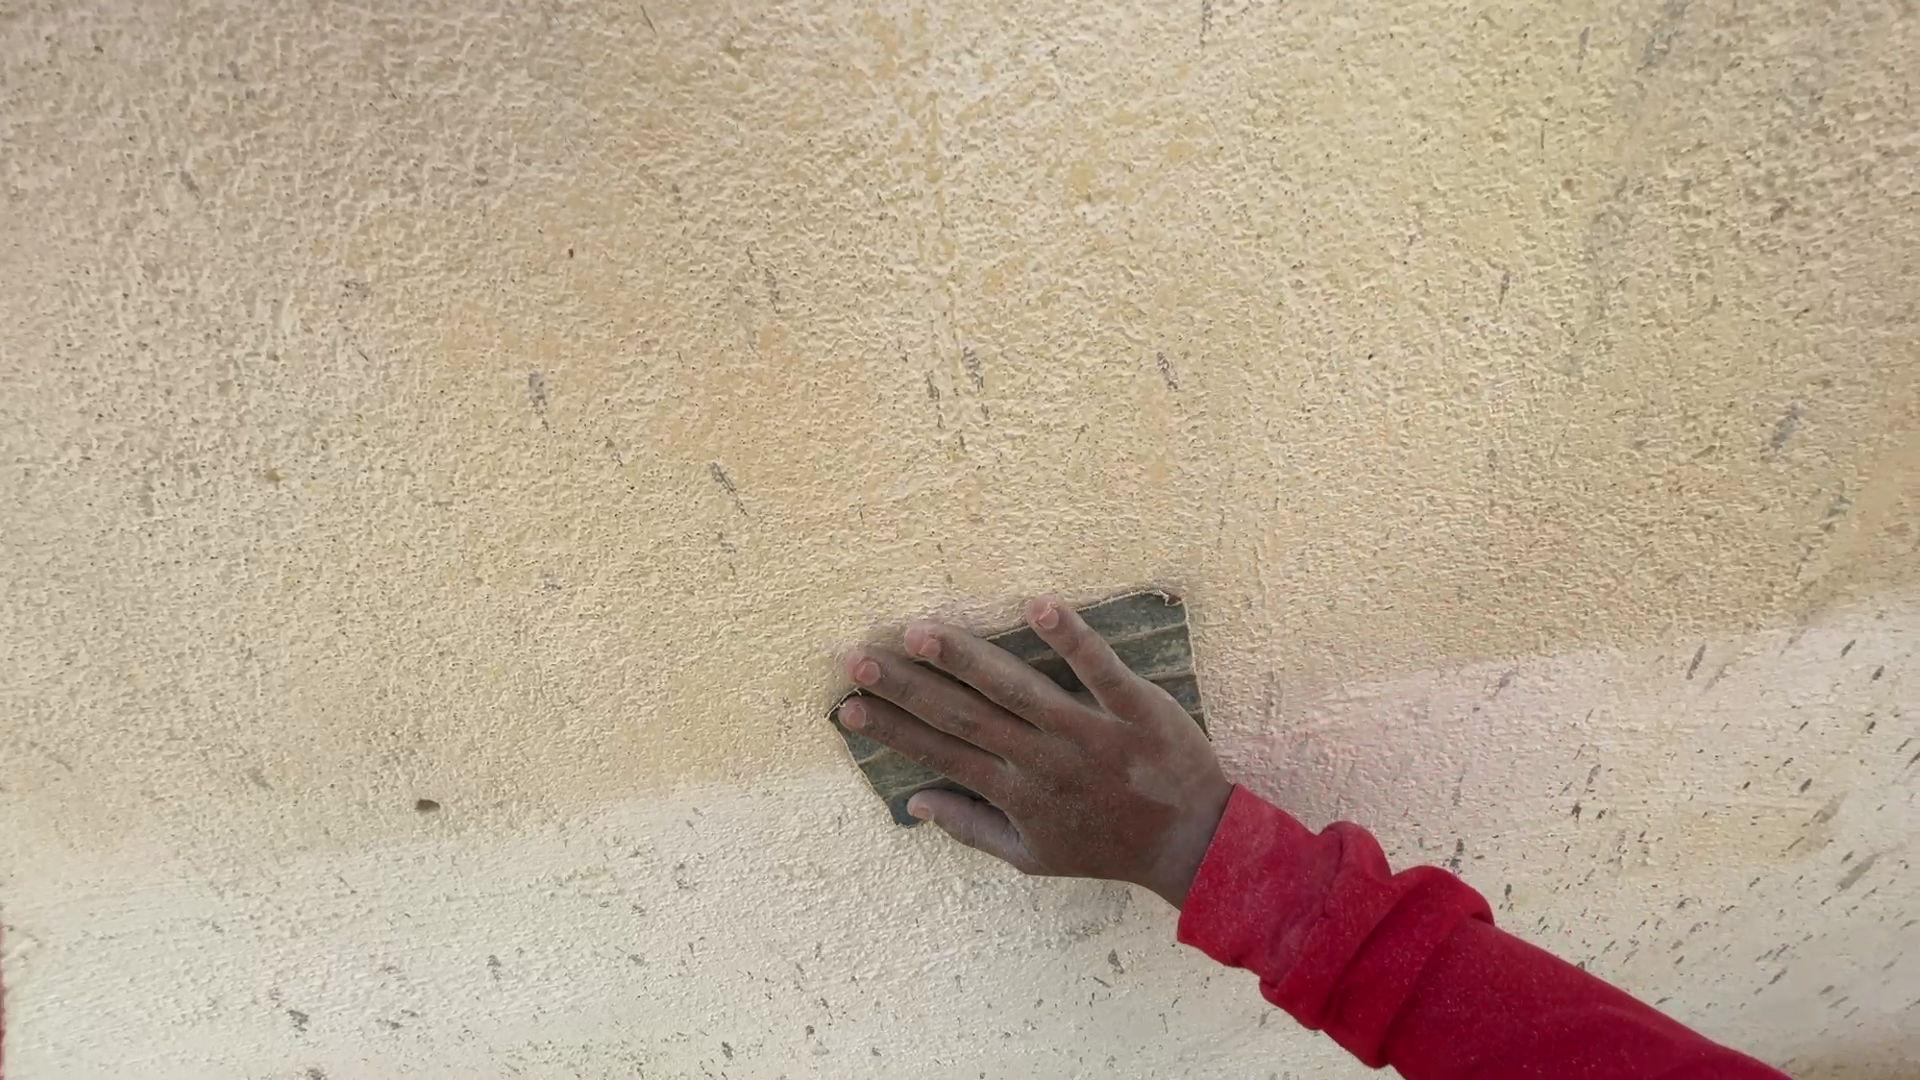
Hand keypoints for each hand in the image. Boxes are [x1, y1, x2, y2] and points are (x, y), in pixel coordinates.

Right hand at [837, 595, 1232, 908]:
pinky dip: (1071, 640)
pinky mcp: (1135, 710)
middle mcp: (1043, 760)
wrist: (1192, 845)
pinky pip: (1100, 670)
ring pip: (1017, 689)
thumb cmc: (1105, 847)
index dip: (890, 731)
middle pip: (964, 715)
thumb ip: (971, 829)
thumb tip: (914, 803)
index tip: (847, 706)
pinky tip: (1040, 605)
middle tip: (861, 656)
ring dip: (967, 658)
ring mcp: (1089, 732)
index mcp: (1016, 793)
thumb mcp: (1032, 859)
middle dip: (907, 686)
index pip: (940, 753)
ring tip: (922, 631)